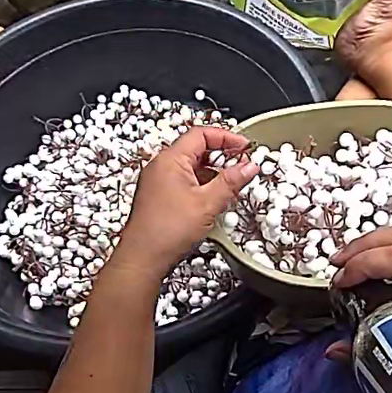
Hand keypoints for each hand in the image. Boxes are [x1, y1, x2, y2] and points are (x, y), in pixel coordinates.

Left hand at [112, 128, 259, 281]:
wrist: (143, 258)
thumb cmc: (165, 231)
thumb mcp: (207, 204)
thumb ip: (231, 182)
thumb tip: (248, 166)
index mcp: (170, 159)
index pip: (201, 134)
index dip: (226, 137)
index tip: (244, 147)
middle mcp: (161, 166)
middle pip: (197, 149)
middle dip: (222, 156)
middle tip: (241, 167)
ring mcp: (158, 181)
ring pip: (191, 167)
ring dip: (213, 173)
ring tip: (230, 186)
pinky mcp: (159, 196)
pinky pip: (184, 181)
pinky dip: (201, 185)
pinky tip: (213, 199)